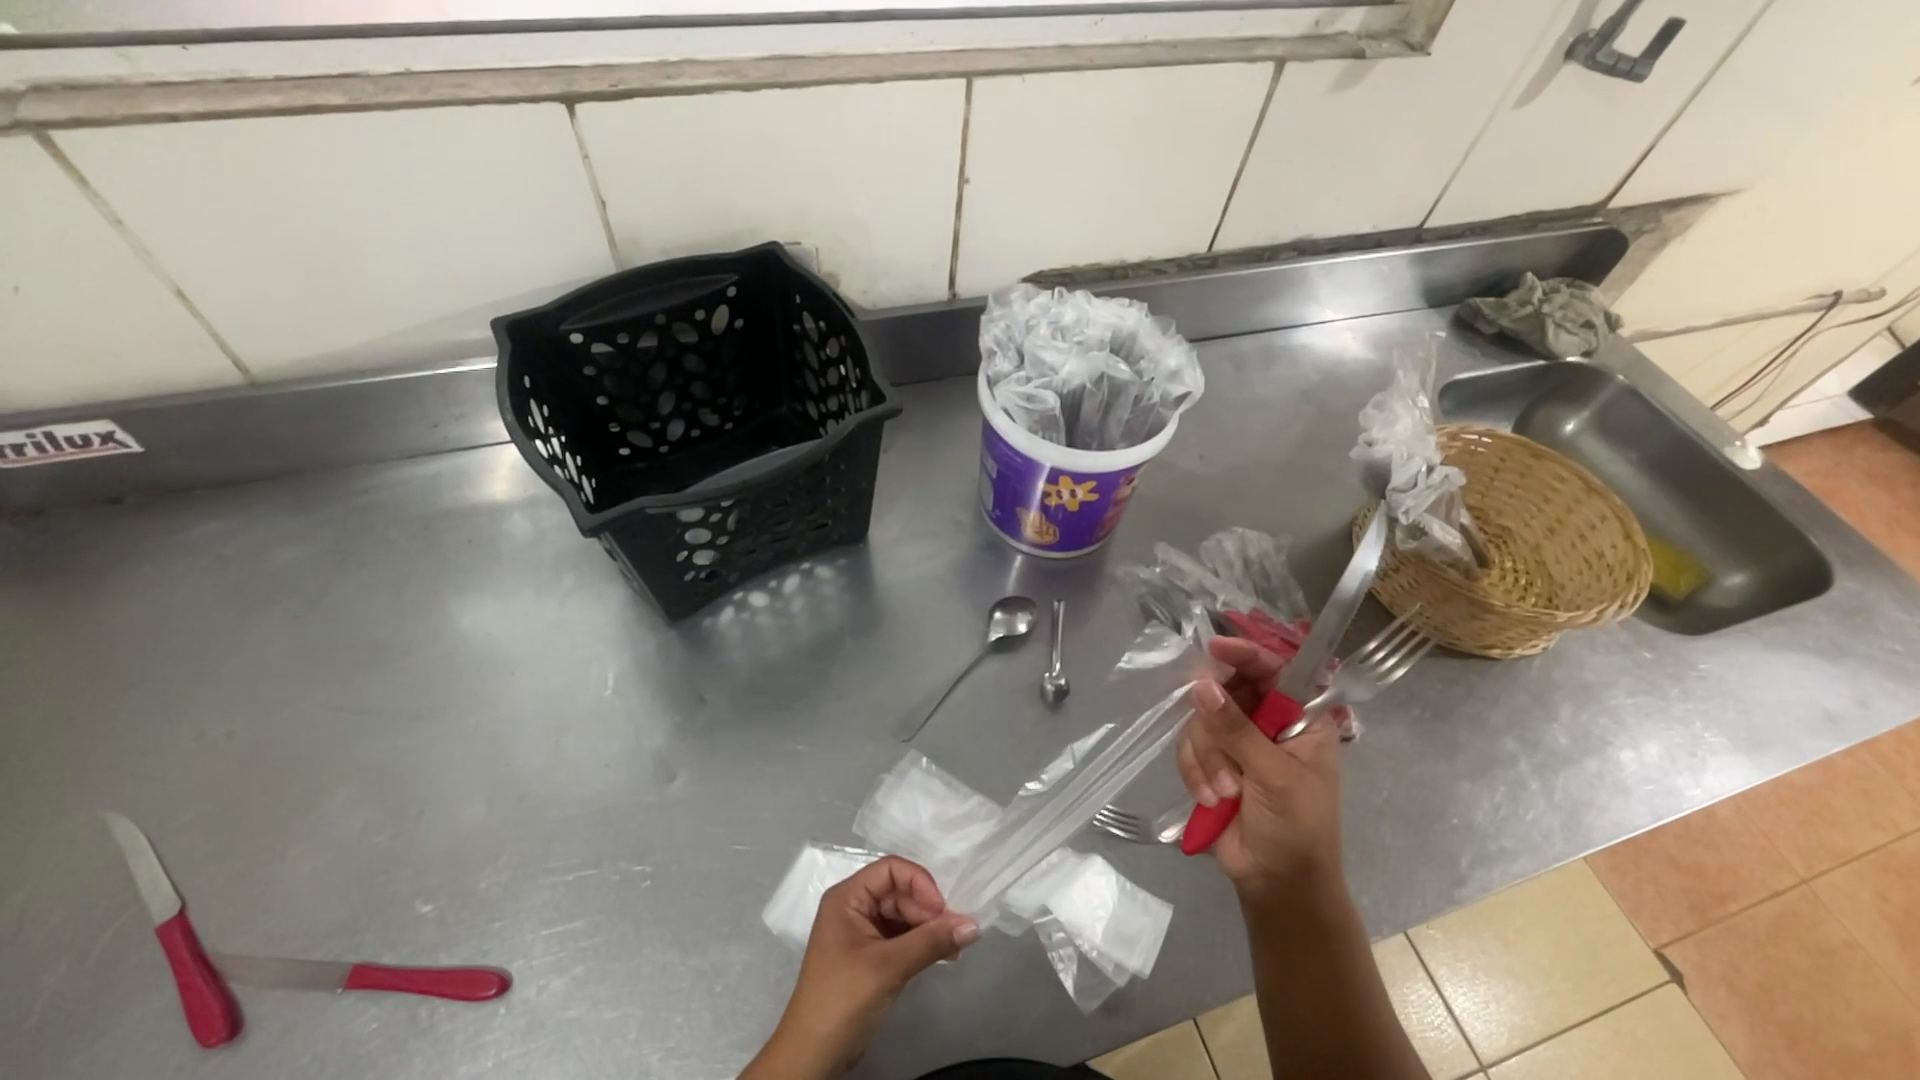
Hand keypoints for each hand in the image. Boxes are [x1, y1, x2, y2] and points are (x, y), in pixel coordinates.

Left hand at [745, 856, 979, 1078]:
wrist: (814, 1051)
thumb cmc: (844, 998)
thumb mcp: (890, 966)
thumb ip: (931, 941)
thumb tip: (973, 925)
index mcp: (847, 897)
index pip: (891, 870)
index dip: (921, 884)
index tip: (943, 912)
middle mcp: (853, 907)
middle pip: (899, 891)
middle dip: (929, 909)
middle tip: (956, 933)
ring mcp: (861, 932)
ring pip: (903, 915)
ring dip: (929, 928)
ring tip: (954, 948)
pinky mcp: (869, 955)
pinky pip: (901, 936)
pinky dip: (921, 943)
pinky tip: (943, 955)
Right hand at [1176, 637, 1344, 904]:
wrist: (1278, 884)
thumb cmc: (1297, 828)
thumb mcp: (1273, 776)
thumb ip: (1236, 730)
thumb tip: (1201, 686)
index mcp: (1301, 719)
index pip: (1275, 670)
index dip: (1246, 655)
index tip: (1214, 649)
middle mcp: (1267, 724)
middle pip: (1226, 693)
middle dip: (1217, 728)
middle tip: (1223, 755)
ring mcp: (1238, 744)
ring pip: (1201, 723)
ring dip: (1207, 760)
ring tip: (1225, 794)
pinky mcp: (1212, 765)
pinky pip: (1188, 748)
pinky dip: (1194, 773)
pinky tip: (1209, 800)